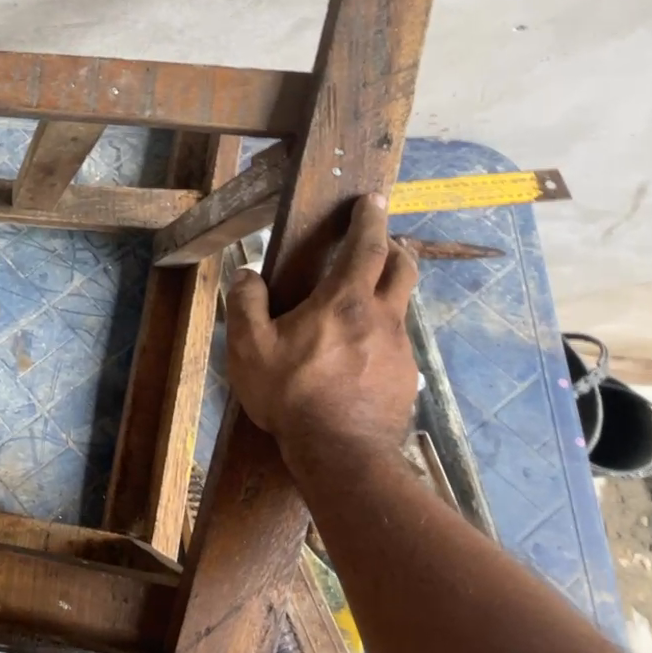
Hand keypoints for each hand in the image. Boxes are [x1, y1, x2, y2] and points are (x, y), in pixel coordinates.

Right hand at [225, 193, 419, 471]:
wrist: (341, 453)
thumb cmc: (290, 394)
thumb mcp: (249, 348)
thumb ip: (246, 303)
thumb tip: (248, 274)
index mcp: (343, 303)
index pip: (366, 249)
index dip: (370, 220)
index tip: (373, 200)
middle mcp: (381, 318)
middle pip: (403, 269)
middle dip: (395, 247)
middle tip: (381, 240)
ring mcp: (399, 349)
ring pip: (400, 306)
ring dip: (386, 291)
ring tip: (357, 302)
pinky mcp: (405, 377)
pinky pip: (394, 341)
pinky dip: (378, 332)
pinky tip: (354, 353)